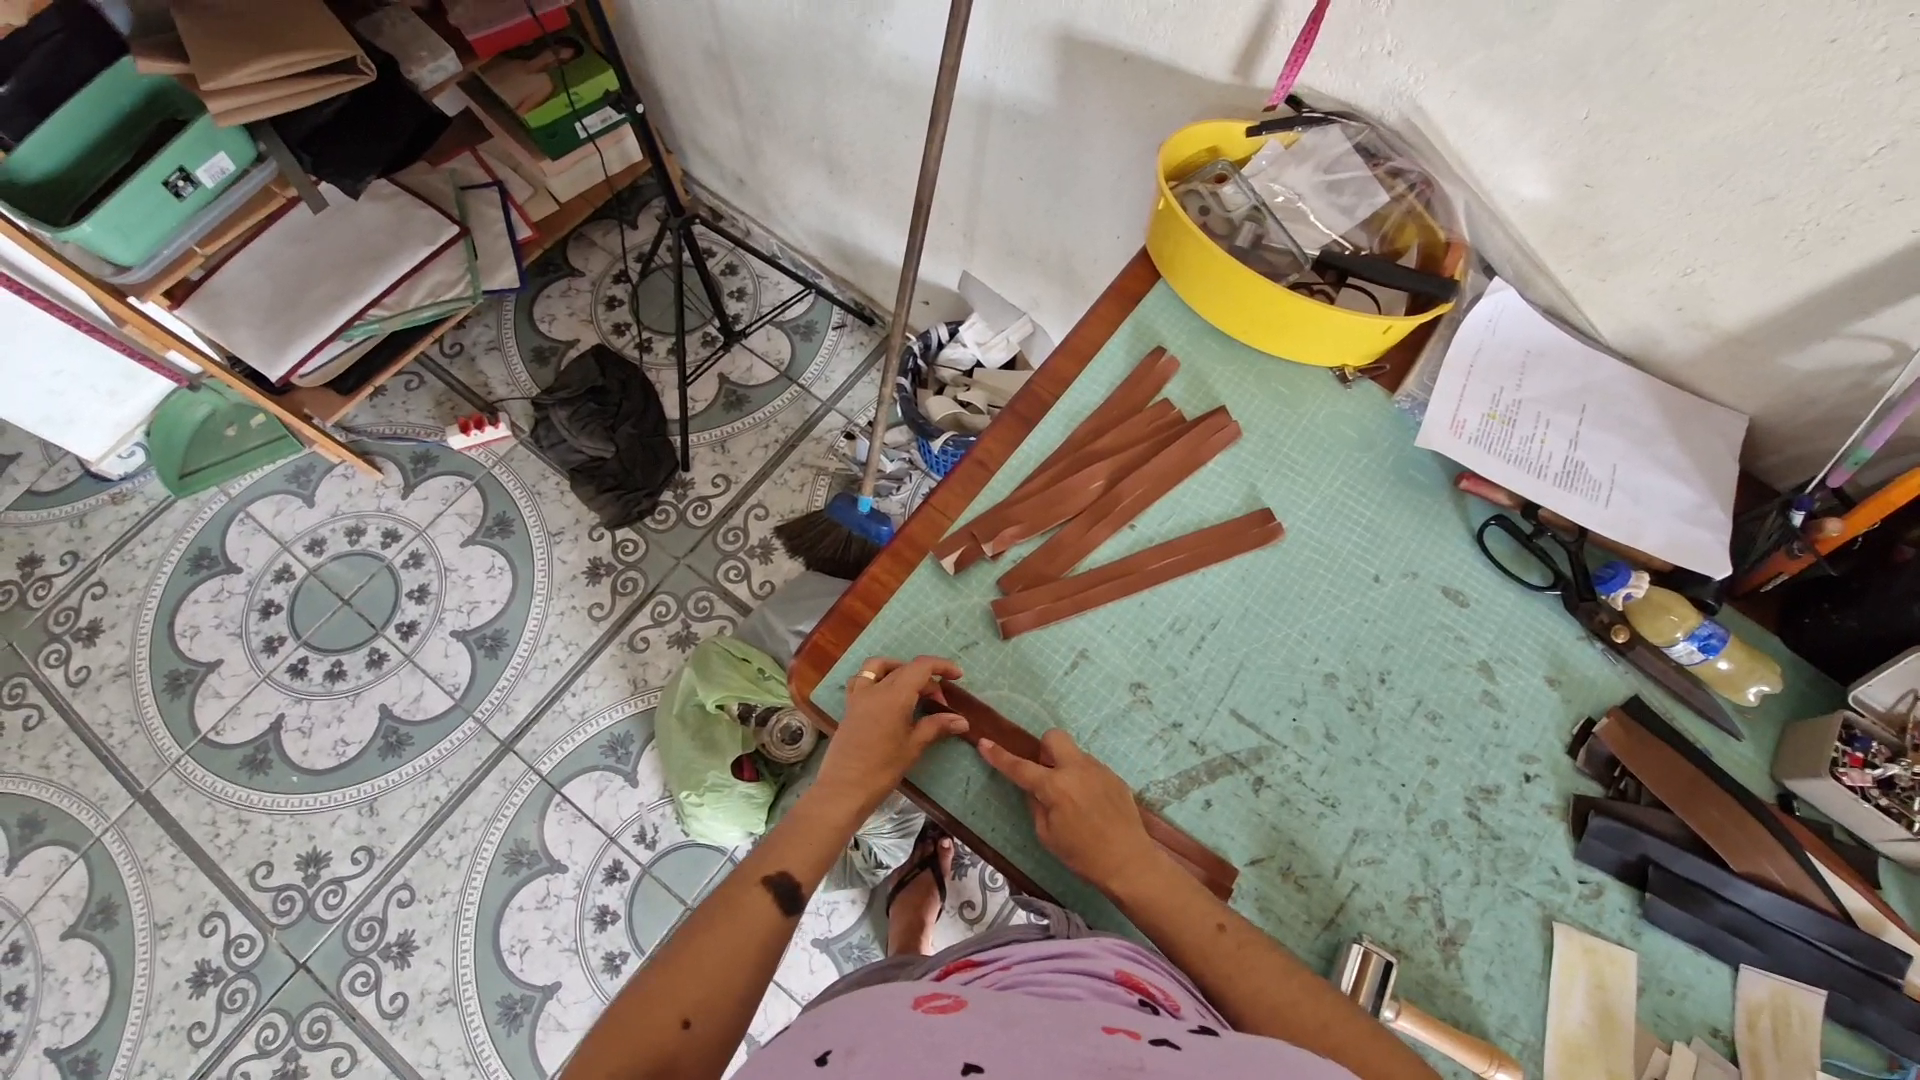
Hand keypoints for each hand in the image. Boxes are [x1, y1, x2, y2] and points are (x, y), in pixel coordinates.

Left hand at [811, 655, 968, 817]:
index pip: (921, 667)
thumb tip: (962, 721)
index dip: (941, 666)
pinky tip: (884, 695)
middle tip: (939, 705)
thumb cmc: (882, 769)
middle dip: (927, 681)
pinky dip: (876, 678)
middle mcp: (875, 689)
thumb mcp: (913, 747)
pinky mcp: (849, 707)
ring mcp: (858, 696)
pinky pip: (861, 680)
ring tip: (912, 687)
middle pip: (905, 670)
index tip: (957, 676)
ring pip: (878, 666)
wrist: (843, 789)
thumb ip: (937, 727)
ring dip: (898, 669)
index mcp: (895, 696)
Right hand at [977, 730, 1159, 895]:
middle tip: (1046, 775)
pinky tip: (1092, 806)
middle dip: (1044, 750)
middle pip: (1053, 737)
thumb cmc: (1082, 855)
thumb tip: (1035, 788)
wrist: (1129, 862)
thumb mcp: (1047, 835)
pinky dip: (1083, 780)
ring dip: (1066, 767)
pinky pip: (1090, 769)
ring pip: (1074, 754)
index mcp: (1055, 786)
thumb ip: (1036, 804)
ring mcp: (1098, 770)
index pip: (1020, 767)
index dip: (999, 756)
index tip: (984, 742)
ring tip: (1074, 800)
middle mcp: (1076, 769)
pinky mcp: (1114, 777)